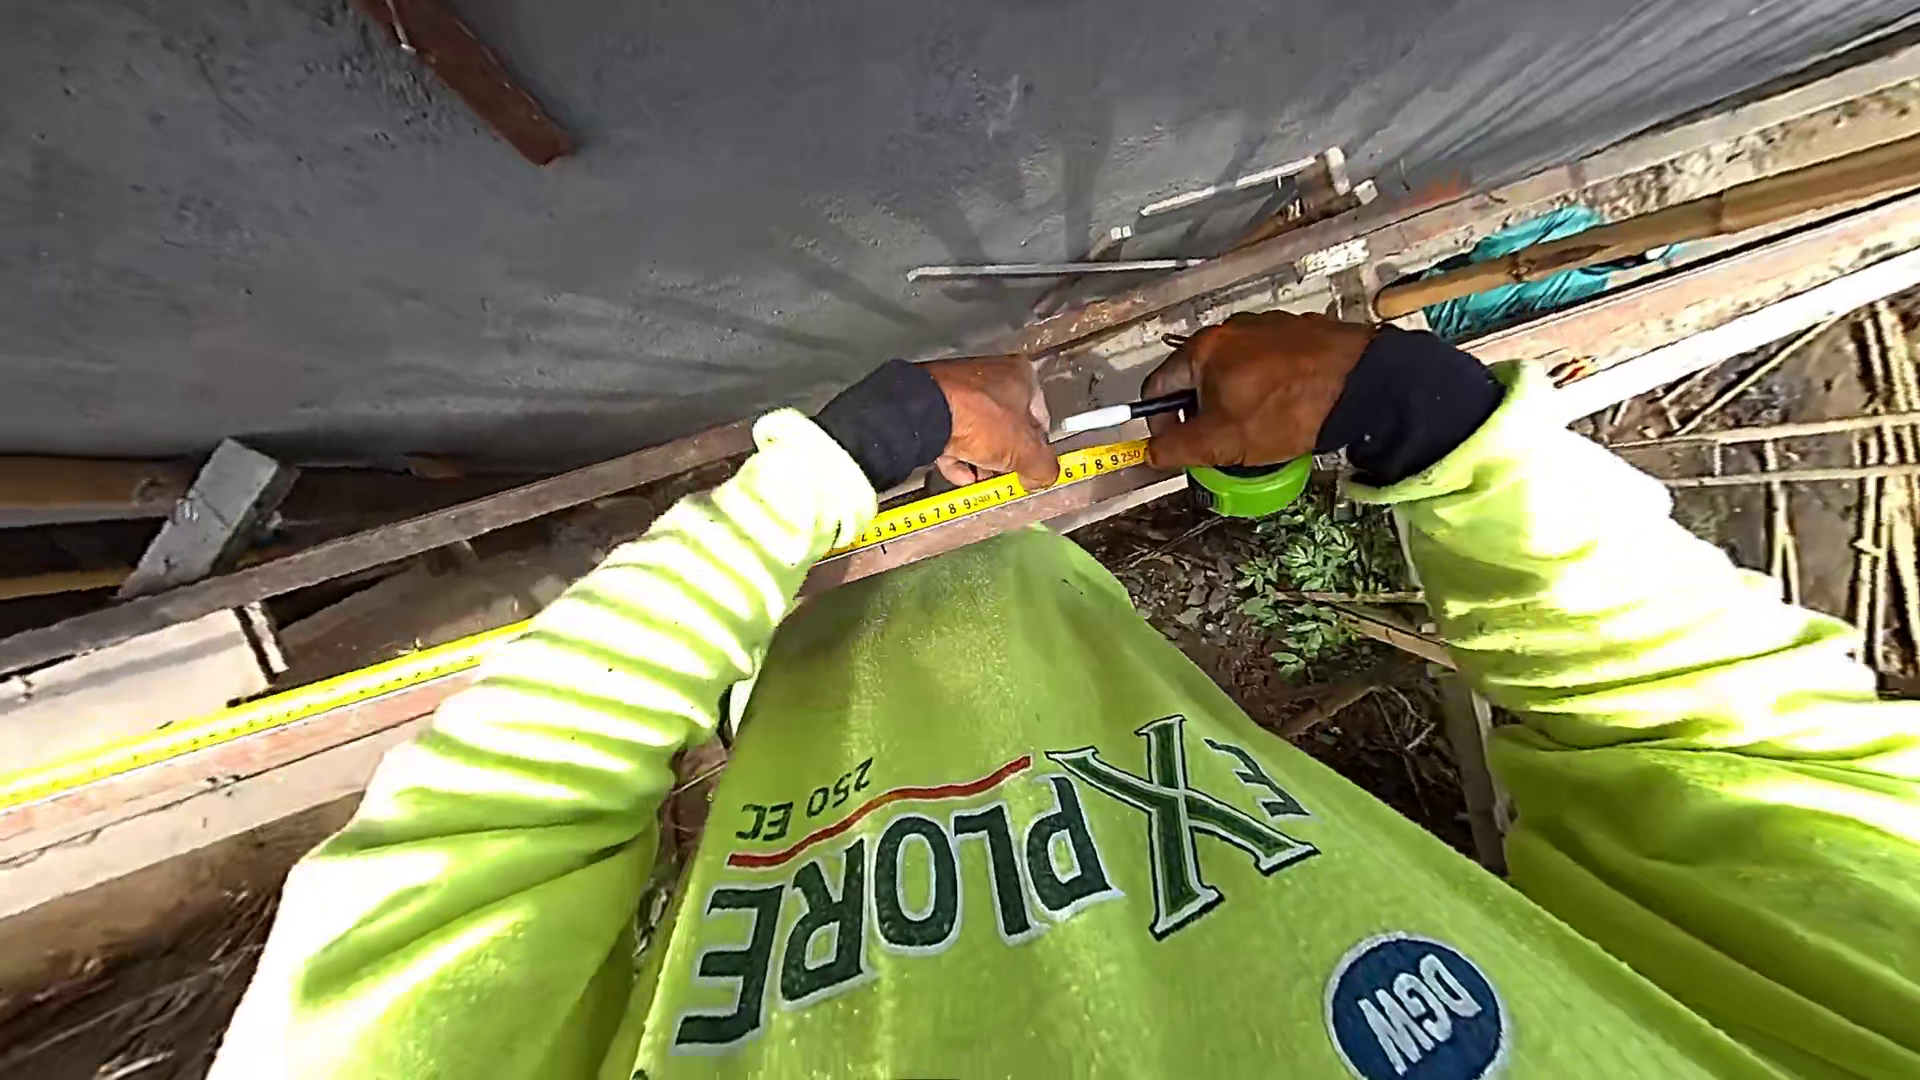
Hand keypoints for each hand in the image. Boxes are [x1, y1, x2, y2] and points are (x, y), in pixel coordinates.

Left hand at [924, 356, 1058, 489]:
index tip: (1028, 471)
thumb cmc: (979, 419)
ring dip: (980, 463)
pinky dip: (957, 457)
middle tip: (1000, 479)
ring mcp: (961, 390)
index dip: (1036, 452)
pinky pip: (953, 436)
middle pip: (1007, 431)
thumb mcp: (1024, 451)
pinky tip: (958, 472)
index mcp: (1022, 376)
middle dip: (1003, 461)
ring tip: (977, 480)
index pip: (1041, 421)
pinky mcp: (936, 405)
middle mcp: (992, 376)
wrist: (925, 415)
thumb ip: (1043, 467)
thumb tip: (1044, 477)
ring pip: (979, 436)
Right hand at [1142, 312, 1373, 468]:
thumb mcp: (1218, 443)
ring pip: (1229, 372)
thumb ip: (1173, 449)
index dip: (1158, 424)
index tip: (1176, 446)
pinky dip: (1262, 386)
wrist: (1365, 387)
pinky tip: (1282, 407)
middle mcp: (1230, 329)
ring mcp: (1267, 326)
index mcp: (1202, 350)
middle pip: (1193, 379)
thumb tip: (1150, 452)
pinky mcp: (1299, 331)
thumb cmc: (1283, 412)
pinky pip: (1264, 363)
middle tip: (1216, 442)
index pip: (1156, 388)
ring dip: (1229, 401)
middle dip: (1198, 414)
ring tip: (1253, 428)